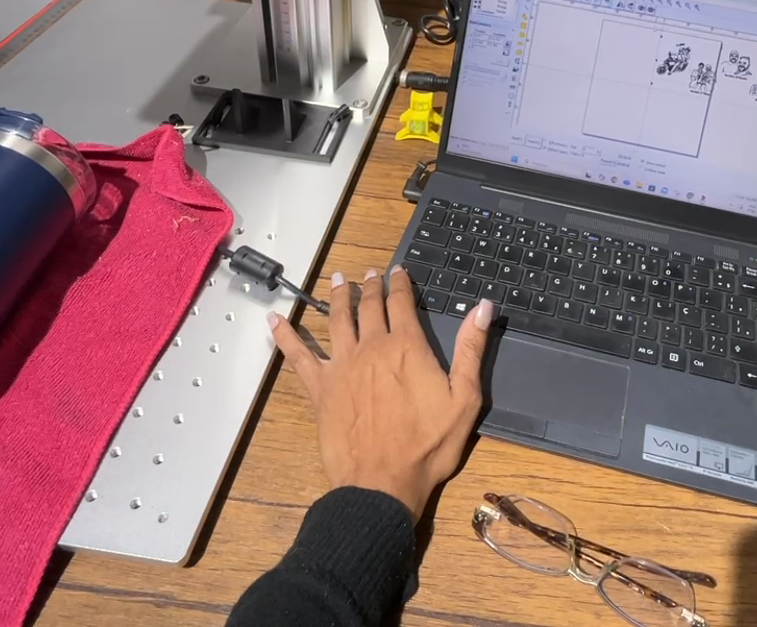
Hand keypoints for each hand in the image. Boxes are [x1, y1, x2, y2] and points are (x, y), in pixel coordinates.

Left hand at [269, 266, 492, 518]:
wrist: (381, 485)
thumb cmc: (428, 446)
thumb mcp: (464, 398)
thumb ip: (472, 349)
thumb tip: (482, 306)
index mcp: (407, 346)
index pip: (402, 302)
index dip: (400, 282)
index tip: (398, 270)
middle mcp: (372, 347)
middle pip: (368, 306)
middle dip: (370, 285)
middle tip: (369, 273)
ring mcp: (342, 366)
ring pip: (336, 320)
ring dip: (337, 297)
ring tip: (337, 280)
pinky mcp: (320, 388)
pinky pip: (298, 356)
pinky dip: (285, 336)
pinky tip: (274, 320)